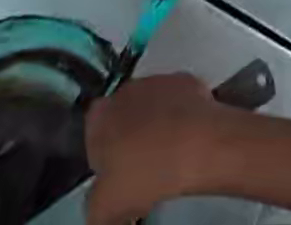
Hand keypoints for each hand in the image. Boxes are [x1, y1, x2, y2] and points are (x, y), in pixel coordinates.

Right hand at [84, 74, 231, 224]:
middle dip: (129, 140)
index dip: (102, 158)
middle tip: (141, 170)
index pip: (92, 135)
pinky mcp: (187, 81)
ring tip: (167, 158)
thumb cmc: (149, 171)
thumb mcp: (105, 208)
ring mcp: (158, 81)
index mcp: (99, 116)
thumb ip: (93, 205)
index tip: (114, 177)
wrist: (198, 146)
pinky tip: (187, 141)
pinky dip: (181, 117)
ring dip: (155, 126)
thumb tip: (100, 208)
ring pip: (151, 107)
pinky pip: (179, 101)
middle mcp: (126, 91)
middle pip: (122, 118)